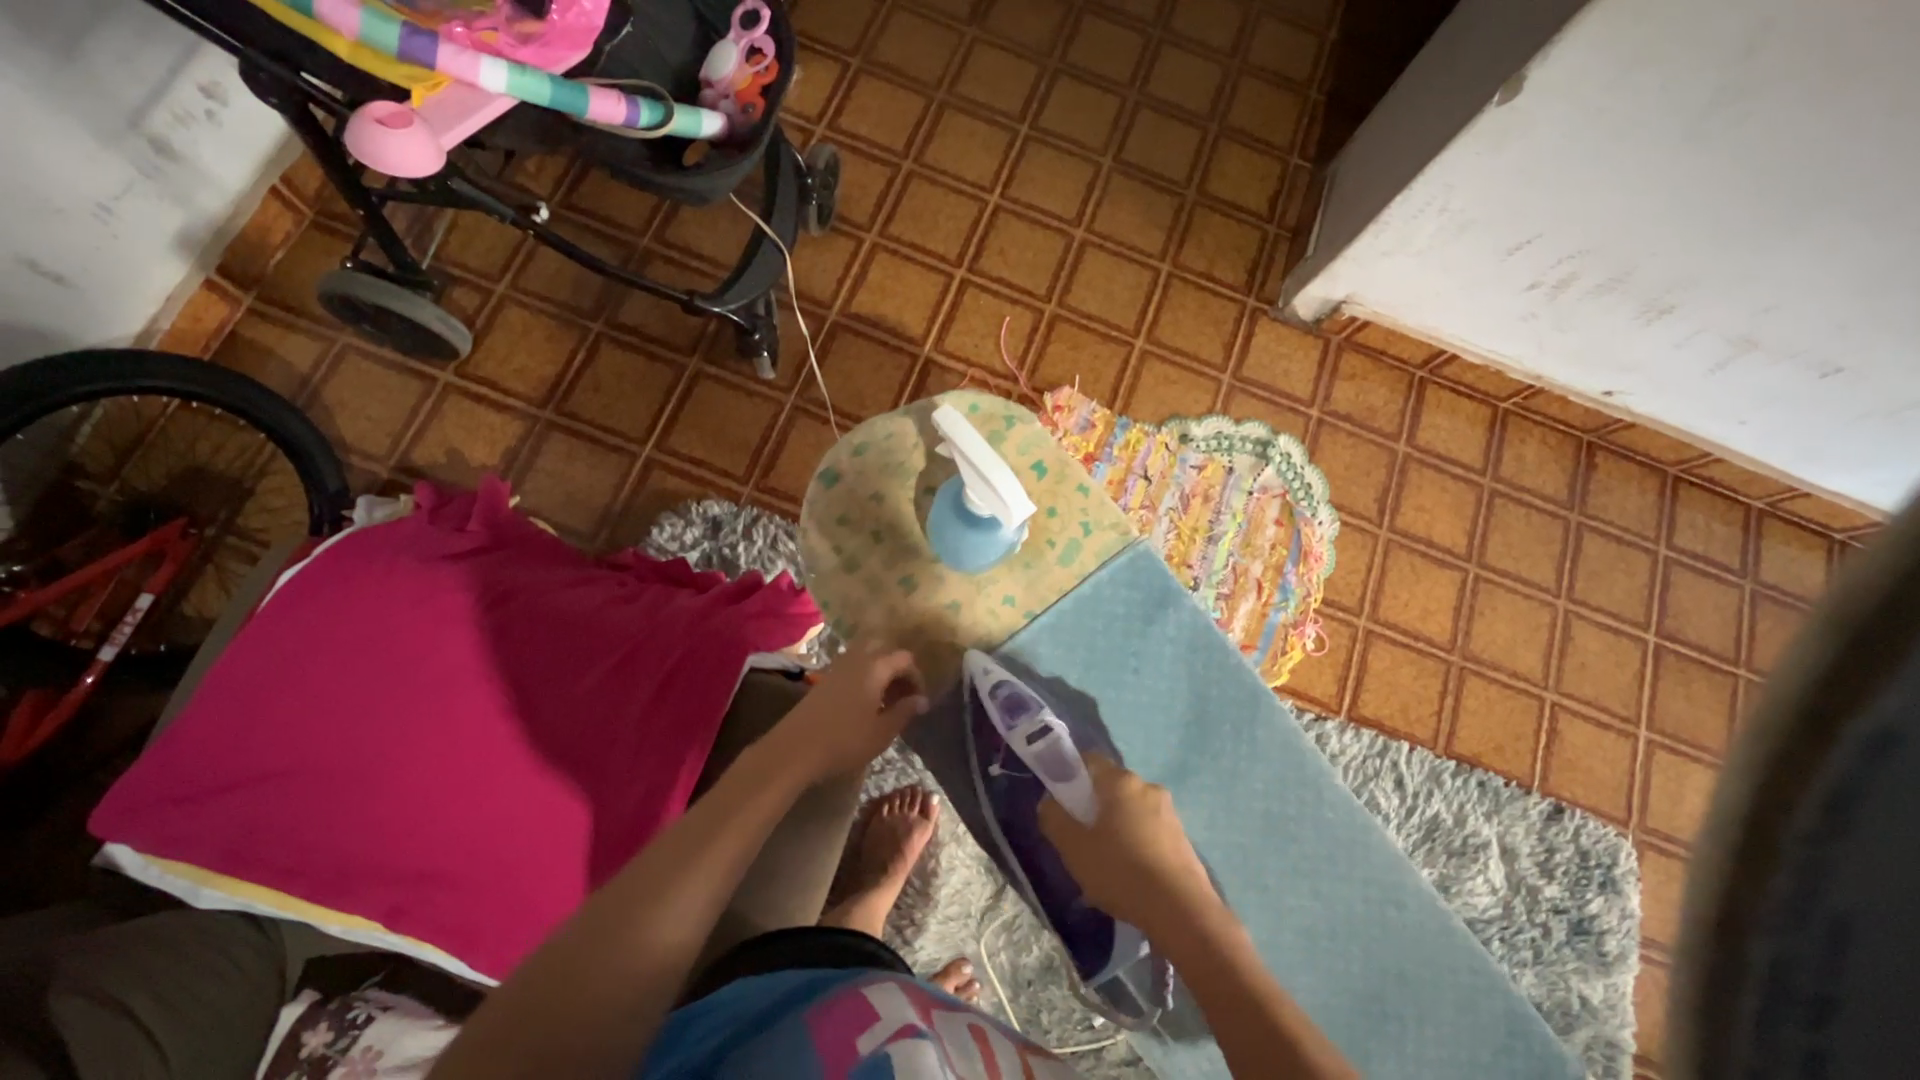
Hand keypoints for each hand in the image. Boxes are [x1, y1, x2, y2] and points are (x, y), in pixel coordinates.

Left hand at [769, 642, 927, 780]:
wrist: (795, 748)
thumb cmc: (845, 741)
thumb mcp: (882, 732)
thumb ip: (904, 711)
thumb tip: (922, 700)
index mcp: (875, 667)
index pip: (905, 659)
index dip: (916, 677)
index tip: (918, 702)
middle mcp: (857, 659)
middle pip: (883, 648)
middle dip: (897, 667)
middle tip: (901, 694)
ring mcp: (837, 666)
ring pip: (865, 655)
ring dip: (880, 670)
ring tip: (884, 699)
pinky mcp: (824, 678)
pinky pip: (852, 665)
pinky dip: (864, 675)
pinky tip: (864, 702)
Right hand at [1039, 755, 1216, 932]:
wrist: (1181, 910)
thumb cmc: (1121, 871)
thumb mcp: (1074, 848)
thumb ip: (1054, 819)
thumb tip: (1049, 802)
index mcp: (1121, 782)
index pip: (1090, 761)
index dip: (1070, 775)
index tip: (1061, 801)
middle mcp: (1148, 787)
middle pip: (1111, 787)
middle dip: (1092, 806)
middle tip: (1079, 838)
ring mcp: (1169, 812)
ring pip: (1130, 810)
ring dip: (1114, 827)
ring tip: (1103, 863)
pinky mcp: (1182, 837)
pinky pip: (1148, 830)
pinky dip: (1134, 842)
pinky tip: (1128, 874)